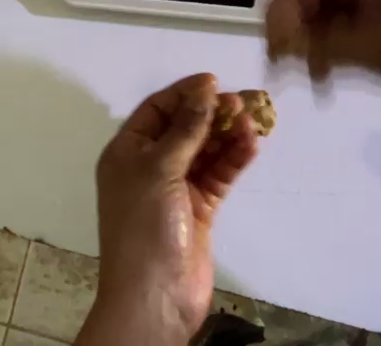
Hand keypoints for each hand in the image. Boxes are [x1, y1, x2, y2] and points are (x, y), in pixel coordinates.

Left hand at [81, 73, 257, 345]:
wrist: (154, 299)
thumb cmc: (144, 225)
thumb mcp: (160, 168)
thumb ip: (186, 128)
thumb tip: (205, 89)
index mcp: (128, 151)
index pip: (157, 109)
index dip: (185, 93)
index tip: (214, 82)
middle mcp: (150, 165)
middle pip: (184, 128)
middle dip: (211, 113)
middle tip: (241, 101)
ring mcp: (176, 188)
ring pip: (205, 151)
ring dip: (227, 135)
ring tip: (253, 122)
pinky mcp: (198, 209)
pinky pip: (218, 176)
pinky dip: (233, 160)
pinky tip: (252, 146)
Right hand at [265, 0, 380, 140]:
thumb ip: (330, 38)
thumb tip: (280, 38)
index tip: (271, 33)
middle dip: (299, 18)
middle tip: (279, 56)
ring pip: (334, 9)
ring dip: (312, 38)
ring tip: (301, 72)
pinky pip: (351, 30)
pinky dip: (332, 50)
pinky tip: (323, 76)